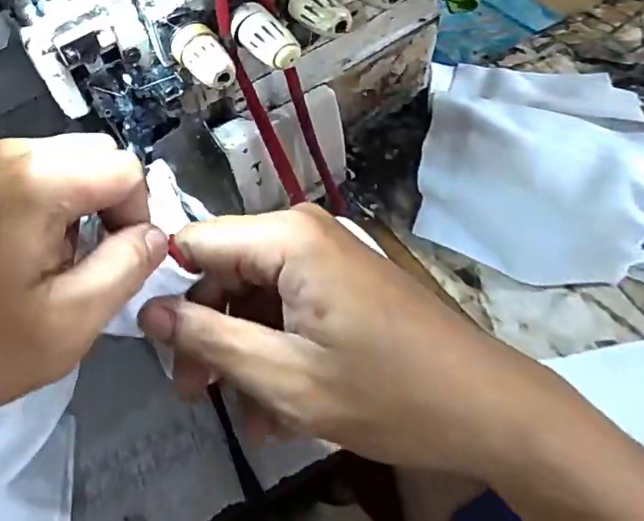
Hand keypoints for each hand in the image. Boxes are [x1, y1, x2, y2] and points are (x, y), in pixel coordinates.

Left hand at [0, 135, 167, 520]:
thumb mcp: (63, 325)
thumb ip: (124, 269)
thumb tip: (152, 234)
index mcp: (39, 176)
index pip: (126, 167)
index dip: (137, 217)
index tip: (114, 268)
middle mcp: (11, 152)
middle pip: (94, 158)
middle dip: (107, 210)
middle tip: (82, 271)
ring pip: (62, 167)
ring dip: (74, 211)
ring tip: (44, 272)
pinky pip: (28, 177)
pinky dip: (43, 209)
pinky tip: (13, 261)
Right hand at [136, 205, 582, 479]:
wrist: (496, 413)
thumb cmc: (389, 393)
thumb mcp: (286, 378)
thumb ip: (207, 340)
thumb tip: (147, 312)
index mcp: (284, 237)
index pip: (195, 242)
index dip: (168, 289)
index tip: (157, 344)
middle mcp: (299, 228)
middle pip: (224, 269)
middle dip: (206, 331)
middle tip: (193, 393)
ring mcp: (322, 251)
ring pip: (253, 291)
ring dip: (241, 349)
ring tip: (242, 413)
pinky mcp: (339, 276)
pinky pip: (286, 301)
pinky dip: (273, 346)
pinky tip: (276, 407)